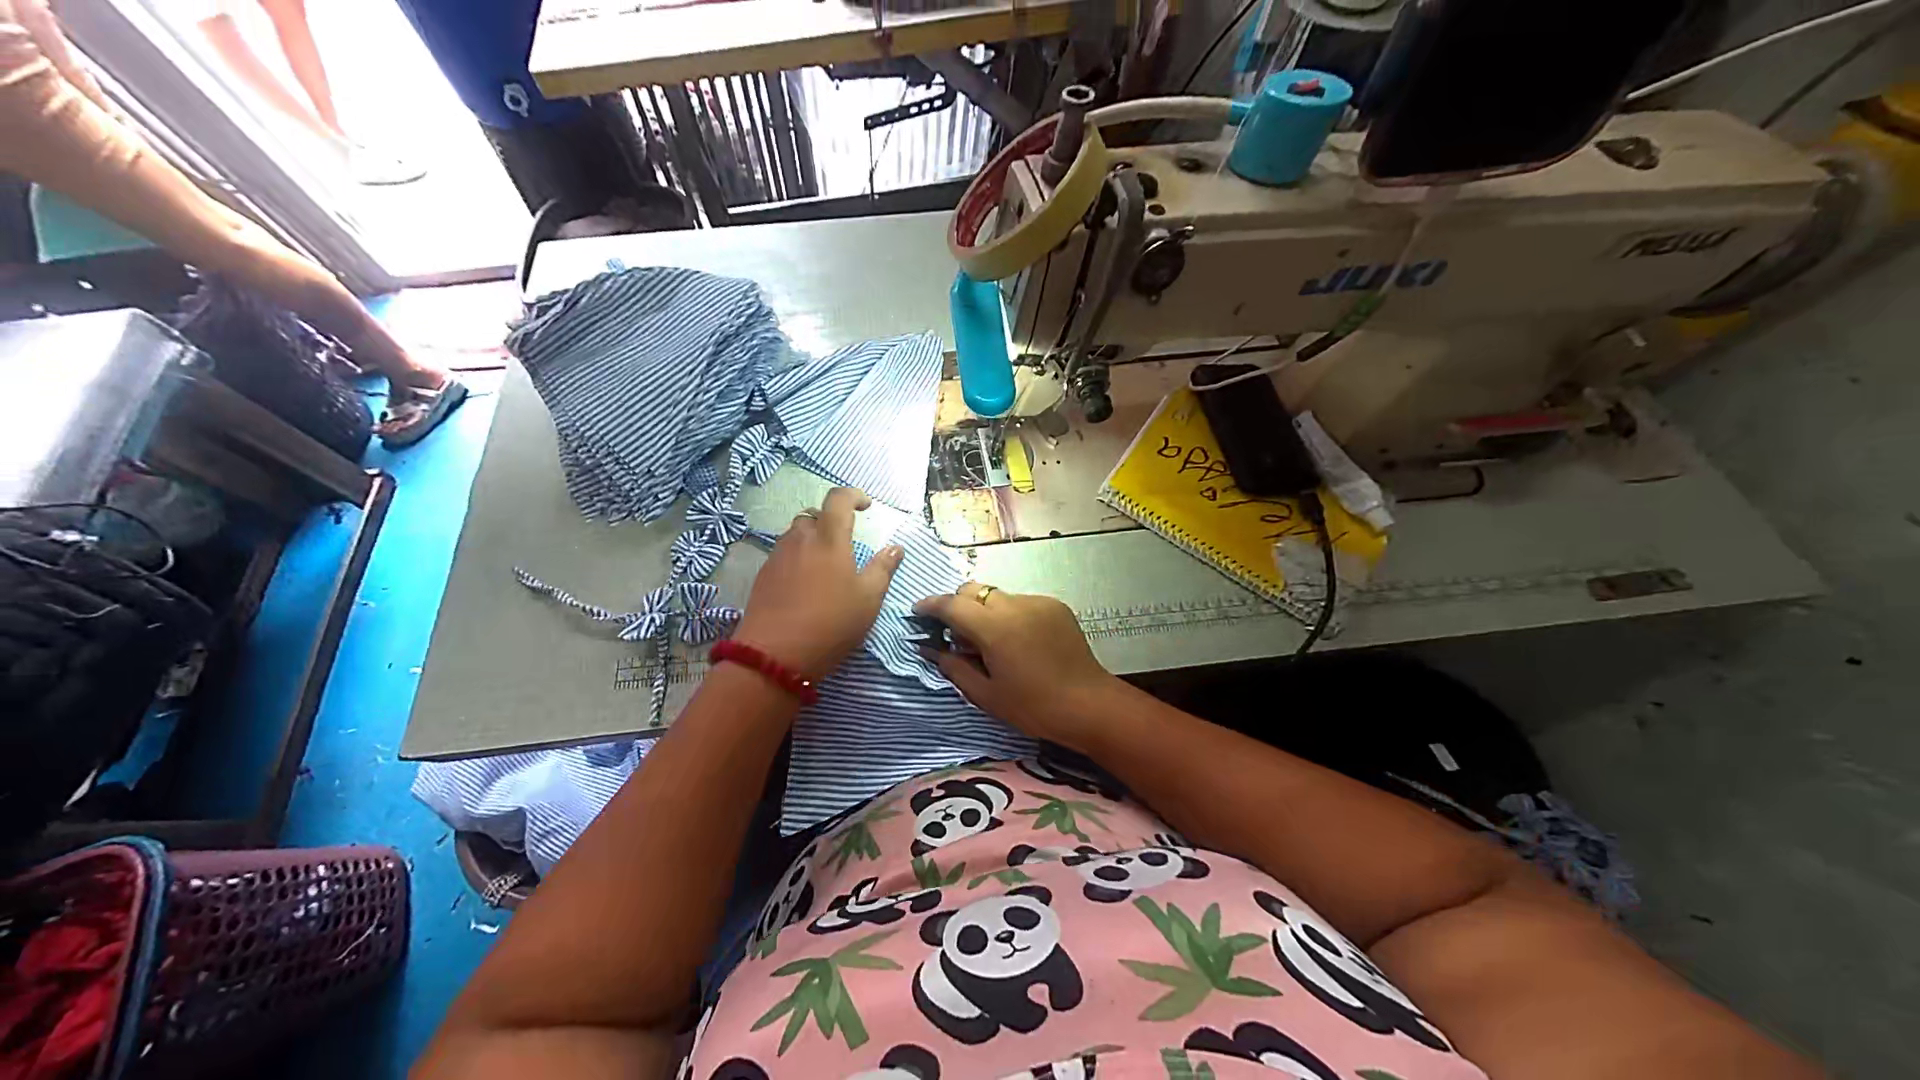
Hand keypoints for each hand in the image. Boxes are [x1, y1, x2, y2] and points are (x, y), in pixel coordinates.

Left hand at [732, 487, 902, 679]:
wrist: (774, 654)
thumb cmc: (831, 623)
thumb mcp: (868, 599)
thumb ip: (883, 569)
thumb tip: (895, 547)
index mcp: (829, 538)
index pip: (838, 499)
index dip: (853, 495)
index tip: (866, 506)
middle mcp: (800, 539)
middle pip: (814, 515)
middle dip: (831, 519)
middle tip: (845, 539)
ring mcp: (777, 556)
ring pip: (796, 534)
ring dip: (812, 538)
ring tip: (826, 563)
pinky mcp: (763, 575)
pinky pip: (783, 554)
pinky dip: (798, 557)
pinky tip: (805, 583)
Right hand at [912, 584, 1126, 750]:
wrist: (1089, 706)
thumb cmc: (1033, 707)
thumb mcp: (986, 694)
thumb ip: (953, 666)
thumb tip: (928, 648)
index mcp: (994, 627)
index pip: (951, 604)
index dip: (930, 606)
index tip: (917, 613)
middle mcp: (1015, 605)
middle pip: (973, 591)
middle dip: (958, 606)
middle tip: (956, 636)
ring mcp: (1038, 602)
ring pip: (997, 596)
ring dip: (984, 611)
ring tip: (990, 643)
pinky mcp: (1055, 606)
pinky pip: (1021, 602)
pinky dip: (1009, 615)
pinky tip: (1018, 642)